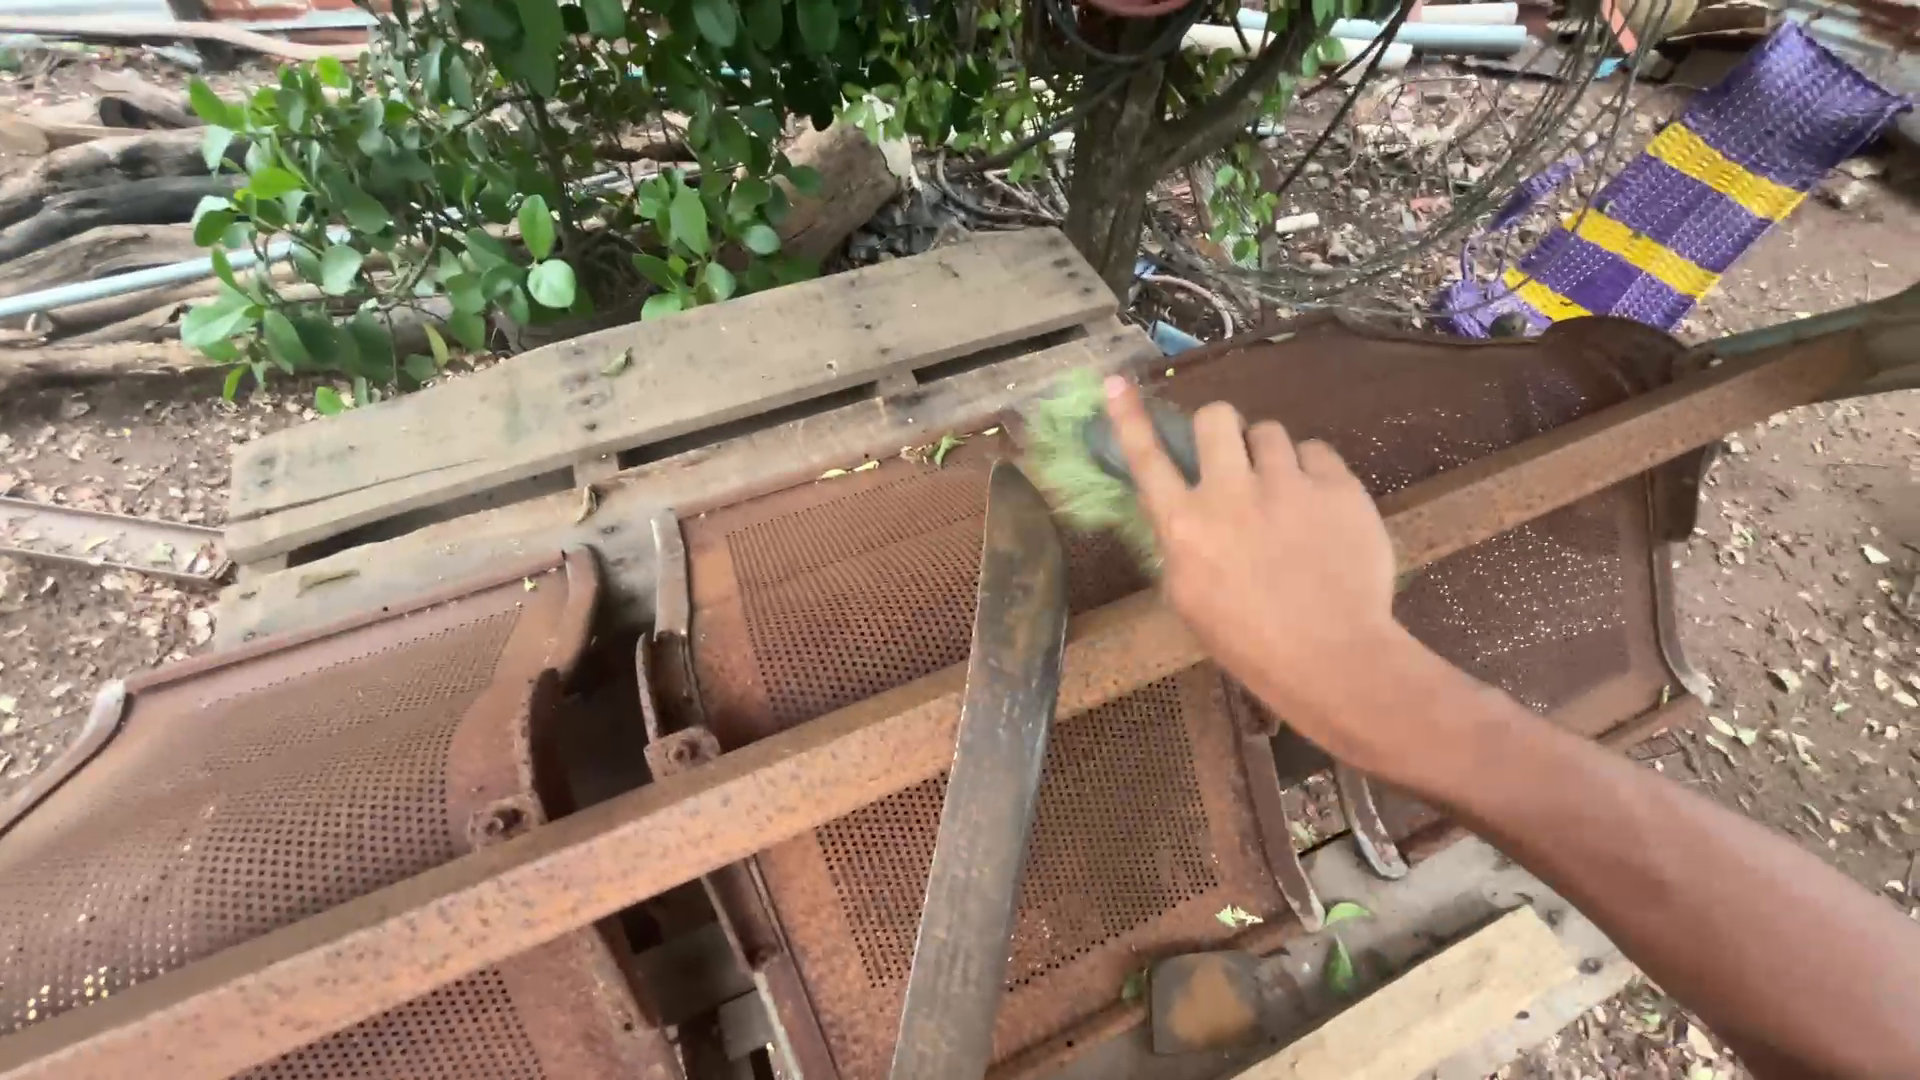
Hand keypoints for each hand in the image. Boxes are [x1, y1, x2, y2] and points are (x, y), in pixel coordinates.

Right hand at [1103, 375, 1413, 758]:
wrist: (1330, 657)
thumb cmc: (1246, 639)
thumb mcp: (1187, 596)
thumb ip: (1178, 542)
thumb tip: (1181, 509)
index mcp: (1184, 525)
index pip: (1146, 458)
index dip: (1129, 417)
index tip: (1116, 381)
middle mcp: (1229, 493)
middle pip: (1216, 417)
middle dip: (1219, 427)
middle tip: (1231, 455)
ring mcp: (1287, 485)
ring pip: (1269, 430)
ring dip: (1267, 454)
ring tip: (1282, 492)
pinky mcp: (1338, 487)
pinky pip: (1316, 451)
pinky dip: (1312, 471)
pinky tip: (1318, 506)